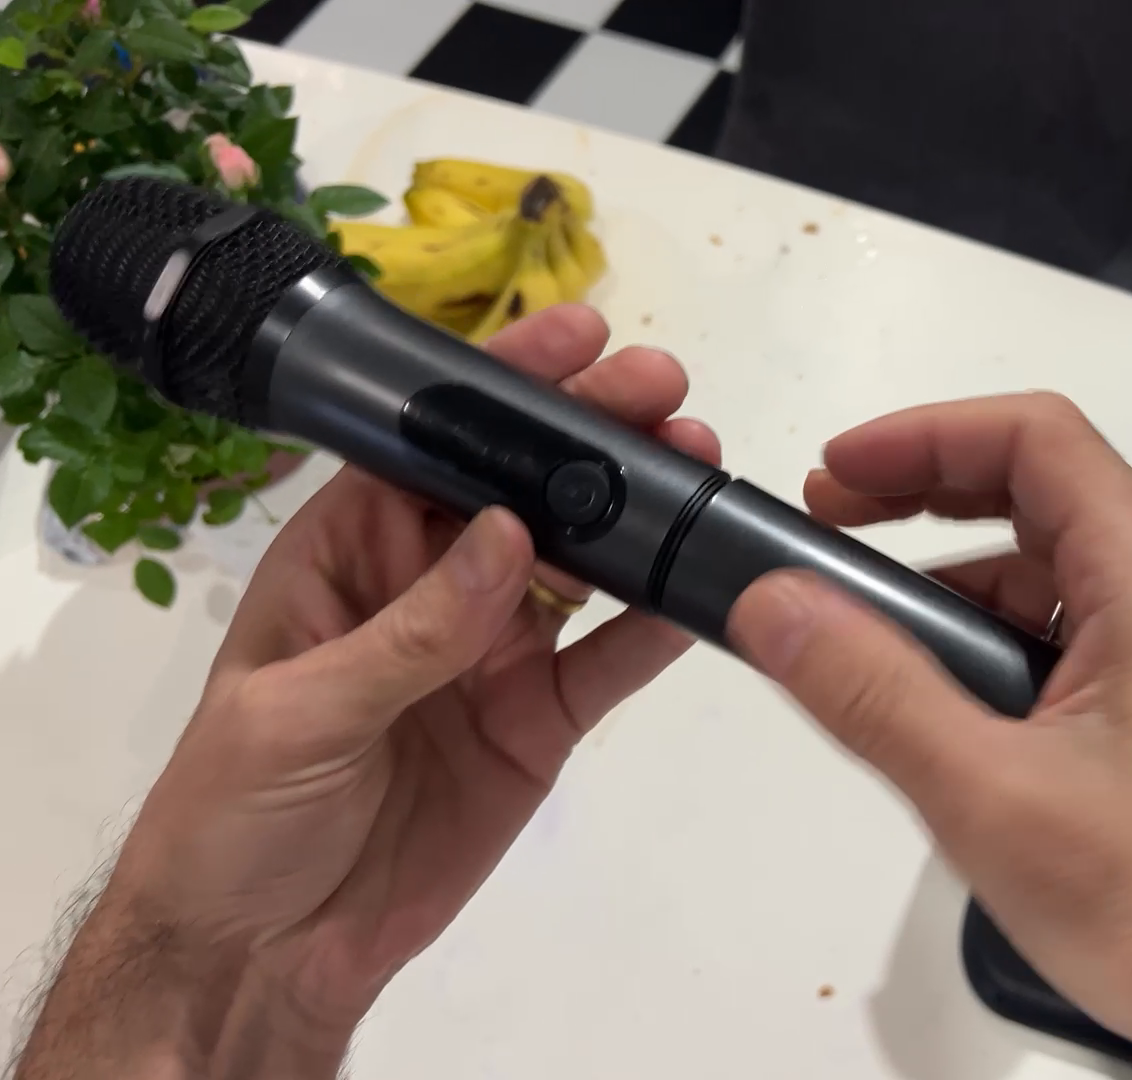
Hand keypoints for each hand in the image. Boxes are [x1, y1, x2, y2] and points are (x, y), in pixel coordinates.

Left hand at [16, 306, 718, 1078]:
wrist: (284, 950)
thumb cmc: (240, 817)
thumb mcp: (295, 710)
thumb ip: (412, 625)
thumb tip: (514, 535)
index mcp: (358, 555)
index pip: (437, 448)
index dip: (505, 387)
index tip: (582, 338)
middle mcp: (446, 585)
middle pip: (533, 494)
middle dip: (598, 439)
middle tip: (670, 398)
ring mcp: (508, 646)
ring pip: (589, 565)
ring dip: (644, 521)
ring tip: (701, 474)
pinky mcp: (552, 708)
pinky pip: (614, 660)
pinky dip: (659, 629)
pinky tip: (703, 595)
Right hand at [729, 394, 1131, 1079]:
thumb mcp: (990, 797)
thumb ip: (872, 693)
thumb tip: (777, 605)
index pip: (1034, 438)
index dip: (925, 432)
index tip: (838, 468)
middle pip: (1035, 487)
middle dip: (924, 486)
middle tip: (830, 517)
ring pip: (1043, 561)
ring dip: (950, 564)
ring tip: (863, 608)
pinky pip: (1059, 626)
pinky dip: (986, 626)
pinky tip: (935, 679)